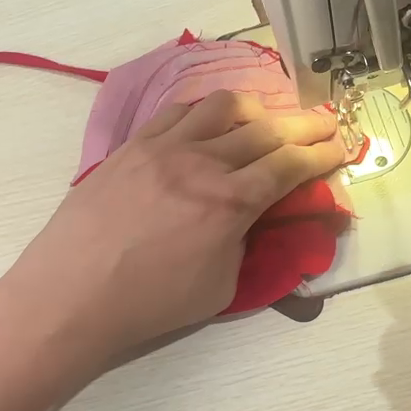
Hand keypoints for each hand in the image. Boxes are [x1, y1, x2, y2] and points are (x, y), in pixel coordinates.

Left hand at [4, 90, 346, 363]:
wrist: (71, 293)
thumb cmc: (149, 304)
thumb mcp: (220, 288)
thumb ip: (248, 245)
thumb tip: (261, 220)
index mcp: (230, 203)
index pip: (289, 164)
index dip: (321, 153)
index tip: (339, 146)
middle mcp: (202, 163)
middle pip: (265, 129)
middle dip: (303, 126)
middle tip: (322, 125)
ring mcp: (164, 147)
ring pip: (222, 106)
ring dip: (255, 108)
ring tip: (265, 119)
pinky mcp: (133, 144)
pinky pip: (178, 110)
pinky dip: (206, 111)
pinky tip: (211, 121)